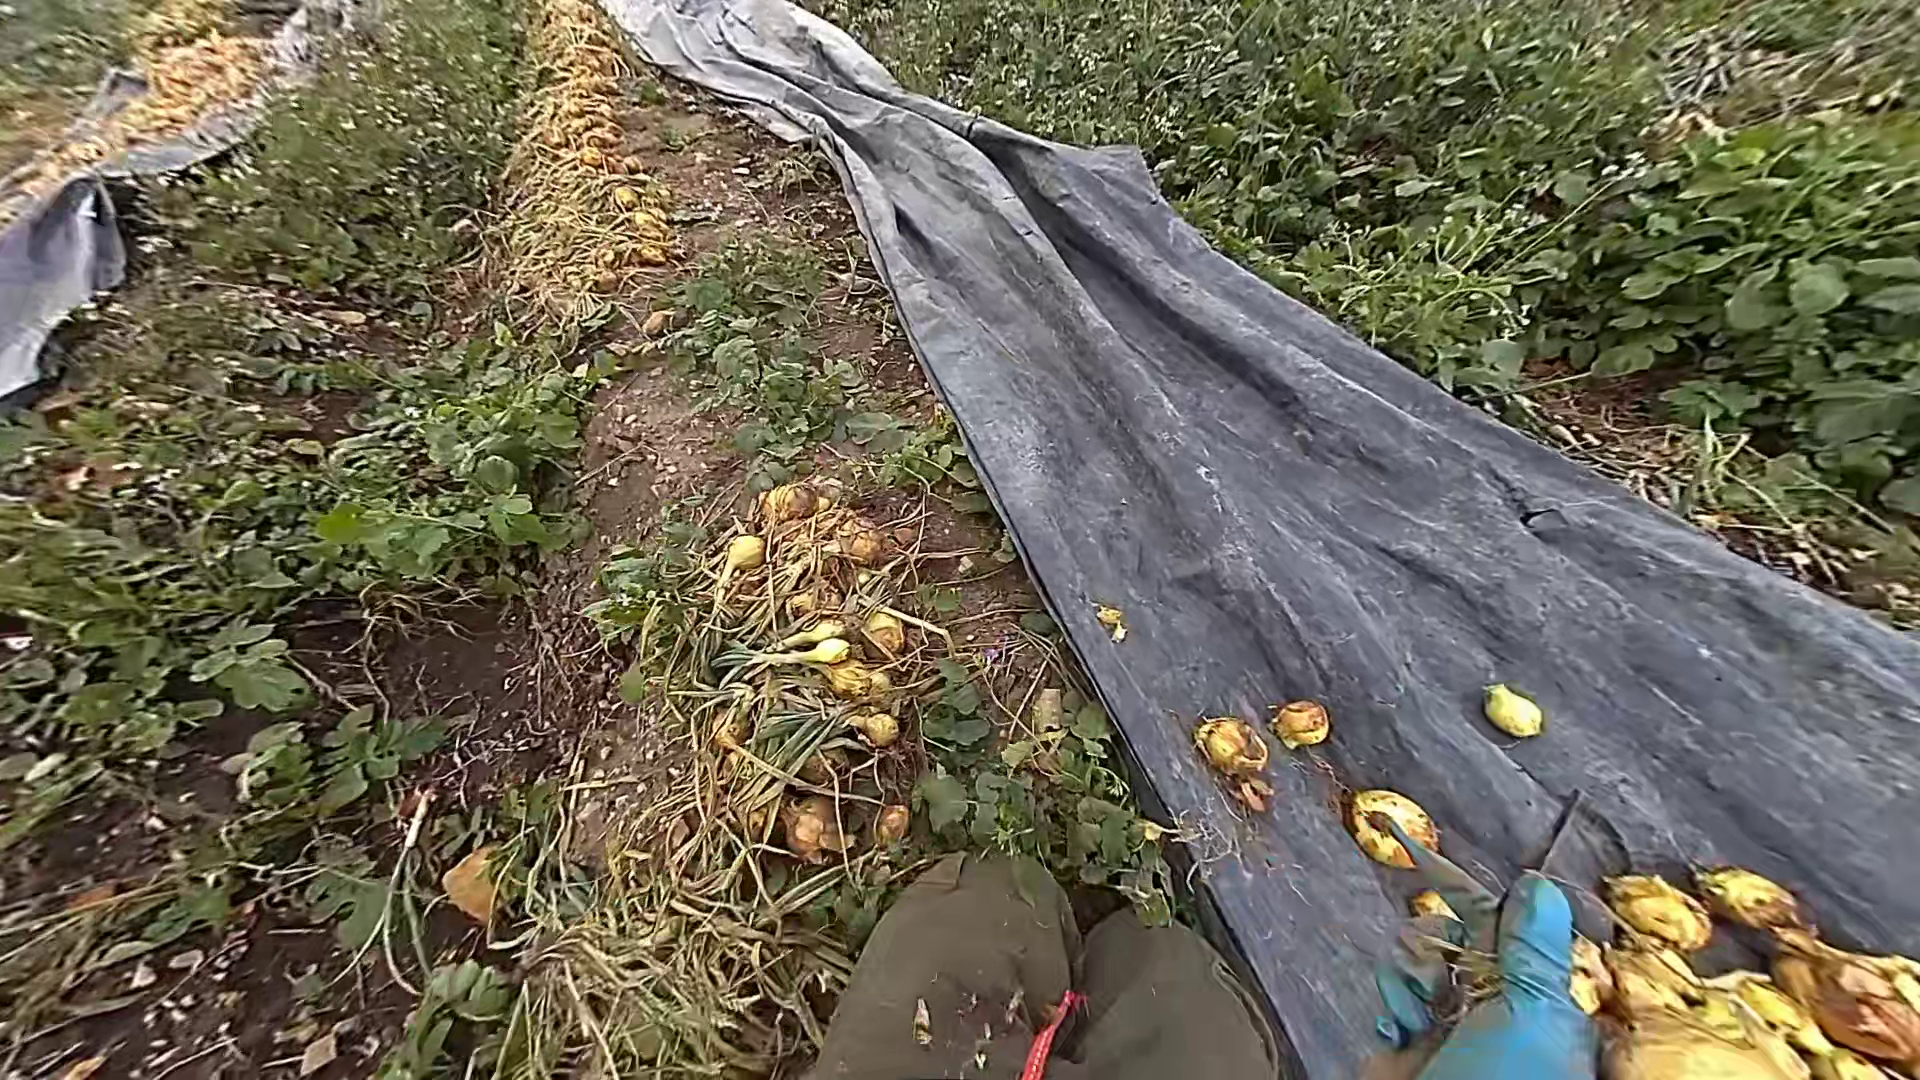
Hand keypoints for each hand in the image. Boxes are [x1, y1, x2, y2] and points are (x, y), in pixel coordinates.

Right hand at [1371, 817, 1596, 1079]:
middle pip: (1444, 927)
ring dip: (1406, 976)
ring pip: (1413, 950)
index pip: (1494, 915)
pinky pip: (1392, 981)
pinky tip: (1399, 1030)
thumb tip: (1539, 884)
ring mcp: (1454, 1014)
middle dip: (1427, 943)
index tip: (1404, 841)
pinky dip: (1391, 1000)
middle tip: (1432, 981)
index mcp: (1536, 994)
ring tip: (1416, 1018)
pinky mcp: (1415, 1026)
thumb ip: (1531, 953)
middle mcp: (1496, 997)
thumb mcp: (1529, 1020)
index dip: (1452, 879)